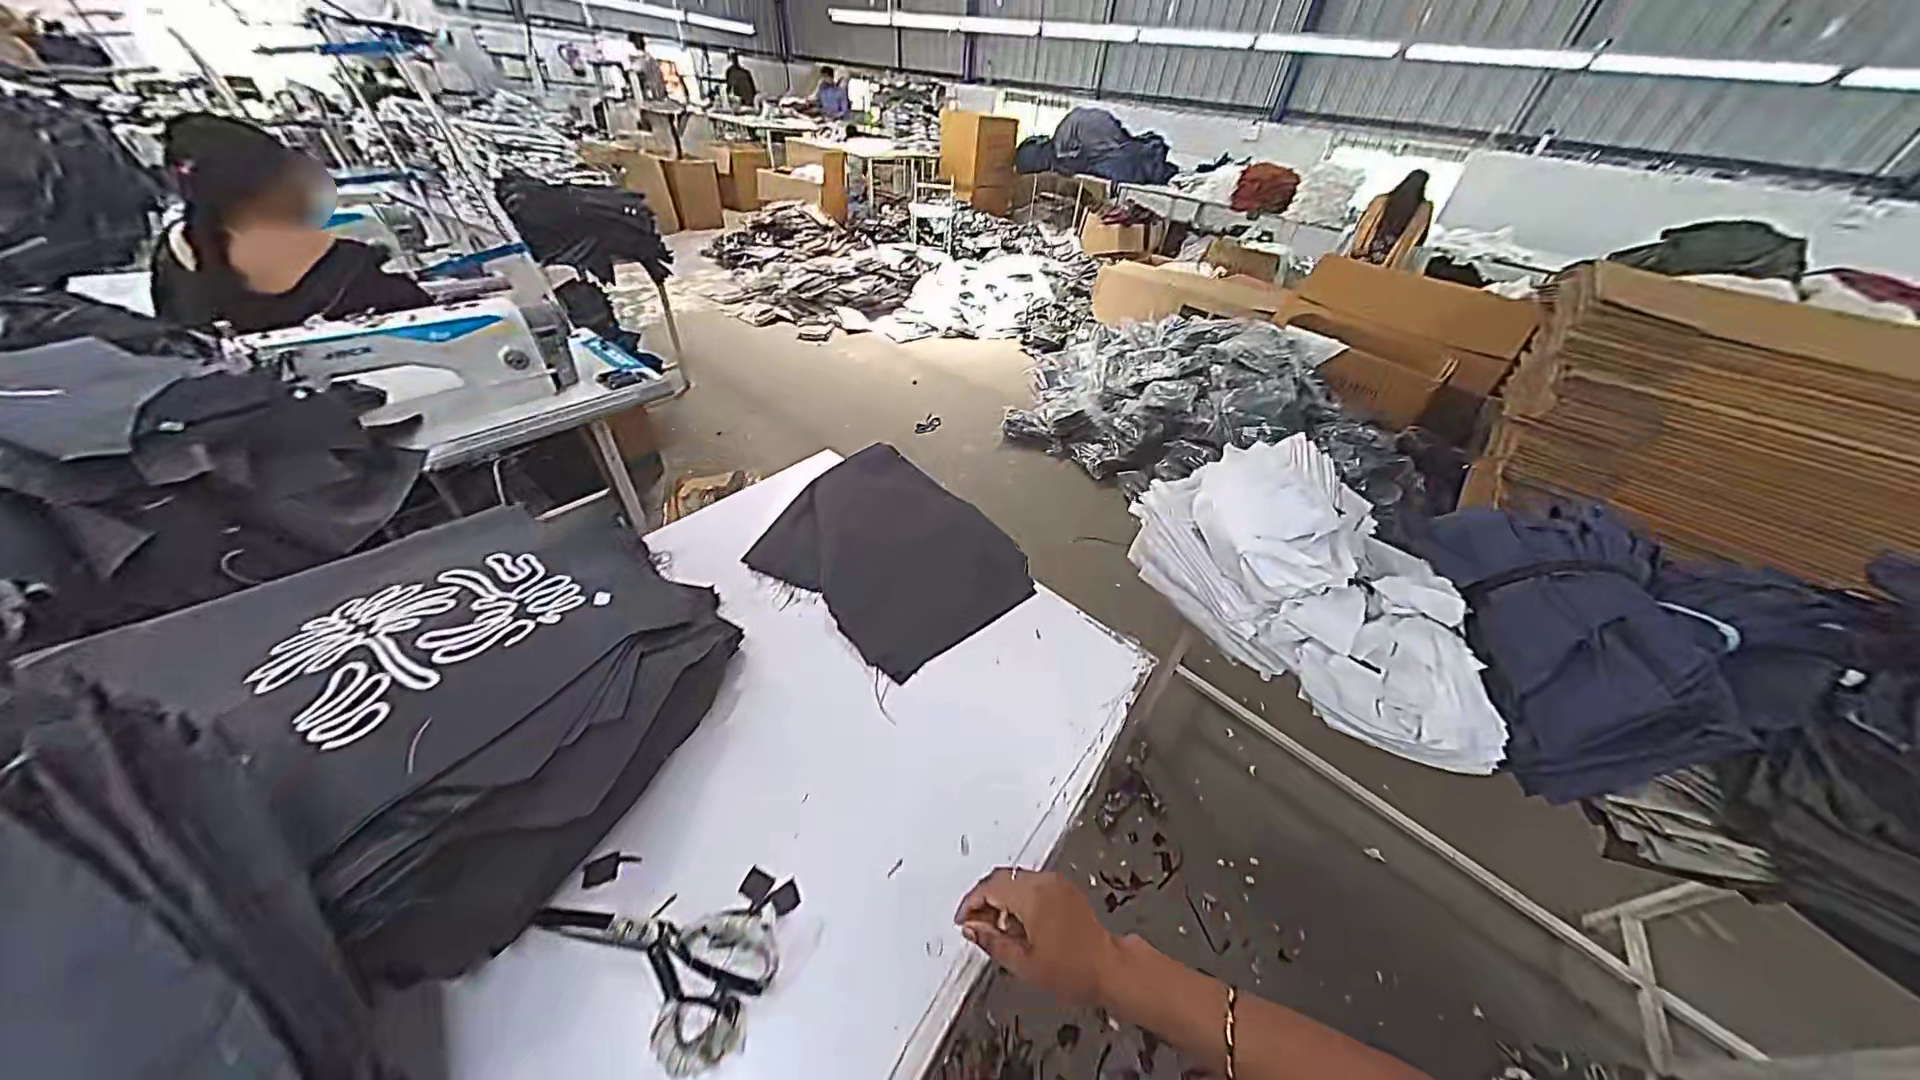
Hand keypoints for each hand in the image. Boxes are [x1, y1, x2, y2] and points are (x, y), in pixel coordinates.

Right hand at [954, 868, 1124, 1005]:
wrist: (1110, 968)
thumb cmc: (1075, 970)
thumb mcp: (1024, 964)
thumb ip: (992, 942)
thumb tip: (972, 930)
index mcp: (1032, 895)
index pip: (989, 886)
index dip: (971, 902)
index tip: (963, 919)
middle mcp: (1044, 882)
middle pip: (1002, 878)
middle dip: (984, 899)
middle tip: (976, 924)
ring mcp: (1056, 882)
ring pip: (1016, 880)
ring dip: (1001, 899)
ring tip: (998, 929)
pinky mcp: (1064, 887)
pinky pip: (1031, 884)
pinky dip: (1018, 898)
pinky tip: (1019, 924)